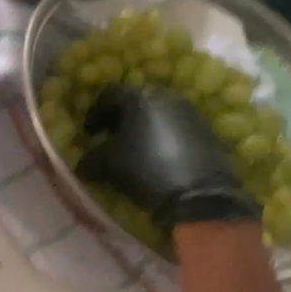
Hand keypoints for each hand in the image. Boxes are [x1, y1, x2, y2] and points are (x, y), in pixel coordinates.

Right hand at [78, 85, 257, 232]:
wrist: (197, 195)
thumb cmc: (143, 169)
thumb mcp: (107, 164)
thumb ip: (90, 158)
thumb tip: (83, 162)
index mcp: (138, 97)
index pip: (109, 96)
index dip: (95, 114)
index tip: (89, 134)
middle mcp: (165, 96)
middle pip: (136, 101)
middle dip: (121, 118)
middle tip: (111, 138)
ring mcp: (190, 111)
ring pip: (159, 112)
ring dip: (144, 126)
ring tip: (136, 148)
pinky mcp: (207, 129)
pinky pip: (178, 125)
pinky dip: (164, 135)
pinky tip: (159, 155)